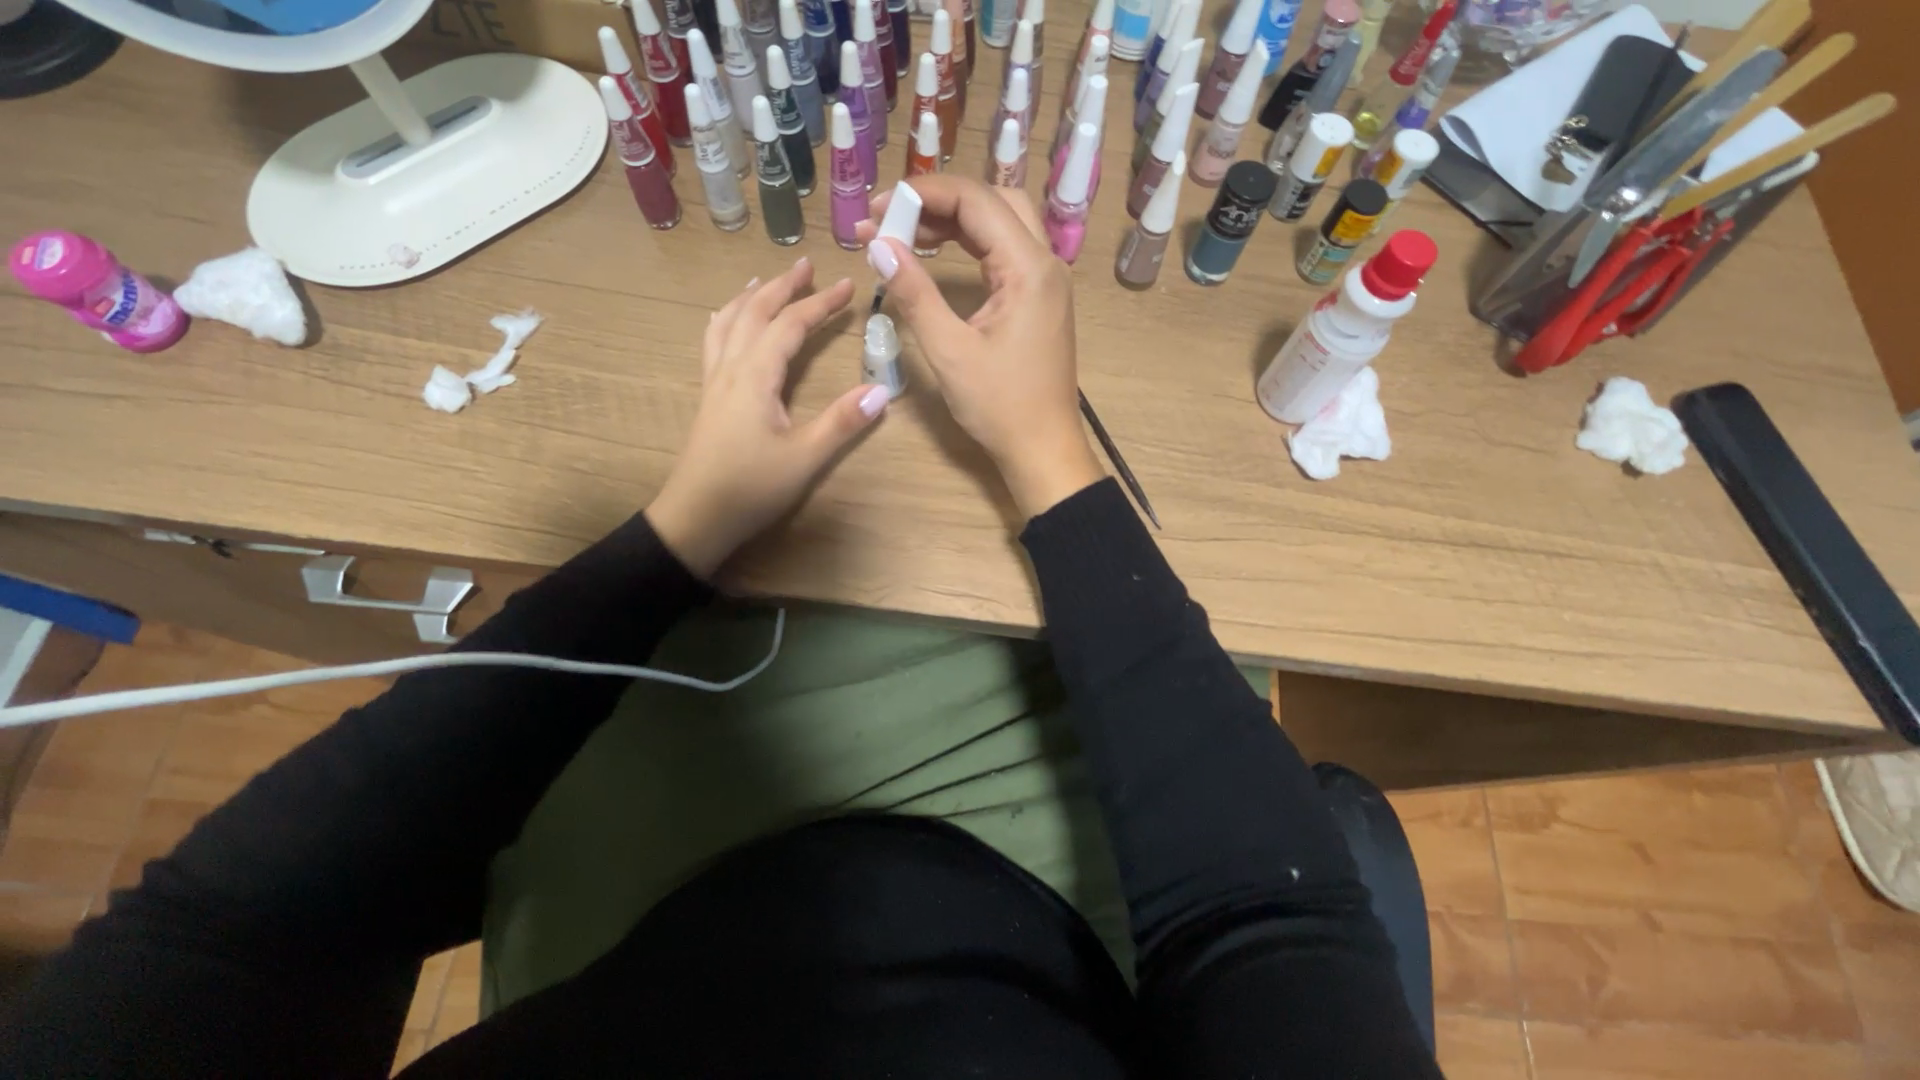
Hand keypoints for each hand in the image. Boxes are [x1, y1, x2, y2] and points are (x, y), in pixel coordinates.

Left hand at [646, 257, 886, 578]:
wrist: (695, 518)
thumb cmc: (750, 489)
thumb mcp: (804, 458)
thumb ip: (842, 423)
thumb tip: (881, 391)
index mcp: (755, 376)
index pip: (790, 325)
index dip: (820, 303)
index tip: (848, 285)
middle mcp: (731, 369)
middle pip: (755, 313)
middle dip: (783, 287)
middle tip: (807, 266)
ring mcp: (714, 382)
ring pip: (728, 323)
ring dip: (750, 298)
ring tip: (764, 281)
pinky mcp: (708, 399)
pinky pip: (714, 343)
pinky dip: (727, 321)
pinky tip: (727, 326)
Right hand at [856, 177, 1102, 519]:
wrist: (1043, 447)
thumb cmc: (1000, 406)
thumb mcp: (949, 351)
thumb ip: (914, 293)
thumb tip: (878, 245)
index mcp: (1029, 269)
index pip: (976, 201)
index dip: (924, 194)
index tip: (879, 208)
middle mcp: (1045, 263)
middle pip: (993, 201)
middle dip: (939, 201)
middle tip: (890, 217)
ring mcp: (1046, 280)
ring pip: (1001, 223)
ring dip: (953, 221)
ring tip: (902, 233)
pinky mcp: (1040, 298)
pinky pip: (1004, 252)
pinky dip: (970, 244)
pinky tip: (935, 253)